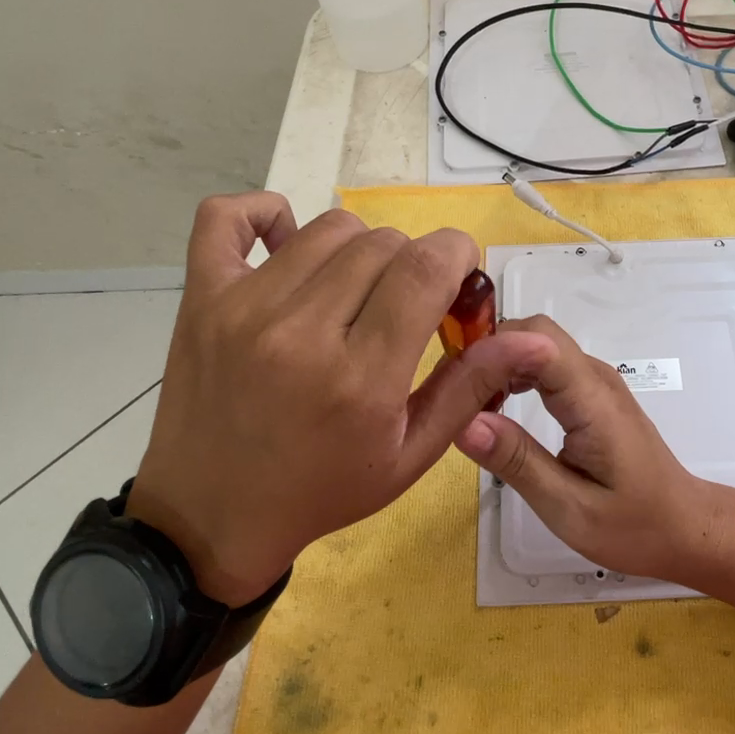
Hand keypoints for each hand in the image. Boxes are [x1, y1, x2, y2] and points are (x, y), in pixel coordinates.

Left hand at [127, 194, 556, 604]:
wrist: (211, 518)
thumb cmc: (322, 491)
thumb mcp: (411, 454)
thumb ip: (471, 386)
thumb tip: (534, 339)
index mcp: (361, 377)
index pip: (427, 266)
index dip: (458, 255)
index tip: (458, 278)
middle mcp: (303, 331)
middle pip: (385, 243)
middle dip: (413, 262)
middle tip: (404, 303)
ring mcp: (243, 308)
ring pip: (328, 228)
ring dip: (358, 249)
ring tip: (352, 291)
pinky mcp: (201, 299)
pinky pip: (226, 217)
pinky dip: (263, 215)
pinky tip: (285, 242)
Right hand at [452, 314, 715, 578]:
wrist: (683, 526)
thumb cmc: (633, 525)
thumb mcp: (568, 508)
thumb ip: (517, 462)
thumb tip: (463, 422)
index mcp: (592, 401)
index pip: (537, 342)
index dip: (491, 347)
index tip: (450, 377)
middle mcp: (596, 377)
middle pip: (535, 334)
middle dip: (489, 350)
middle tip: (452, 393)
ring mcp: (597, 381)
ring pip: (539, 345)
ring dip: (499, 361)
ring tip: (466, 401)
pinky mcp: (592, 392)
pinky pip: (548, 364)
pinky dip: (516, 373)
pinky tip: (497, 406)